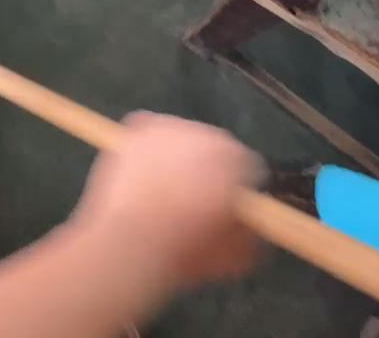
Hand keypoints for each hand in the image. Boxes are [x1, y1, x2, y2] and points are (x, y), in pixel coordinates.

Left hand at [66, 112, 264, 302]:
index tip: (227, 207)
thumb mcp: (233, 253)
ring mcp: (171, 125)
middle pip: (215, 148)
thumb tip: (244, 222)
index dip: (237, 188)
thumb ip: (246, 230)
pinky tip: (145, 171)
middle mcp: (208, 133)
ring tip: (164, 187)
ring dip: (179, 156)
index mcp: (236, 160)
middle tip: (194, 198)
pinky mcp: (140, 124)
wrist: (132, 236)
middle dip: (208, 169)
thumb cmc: (186, 248)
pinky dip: (151, 148)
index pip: (246, 166)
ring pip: (183, 138)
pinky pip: (152, 132)